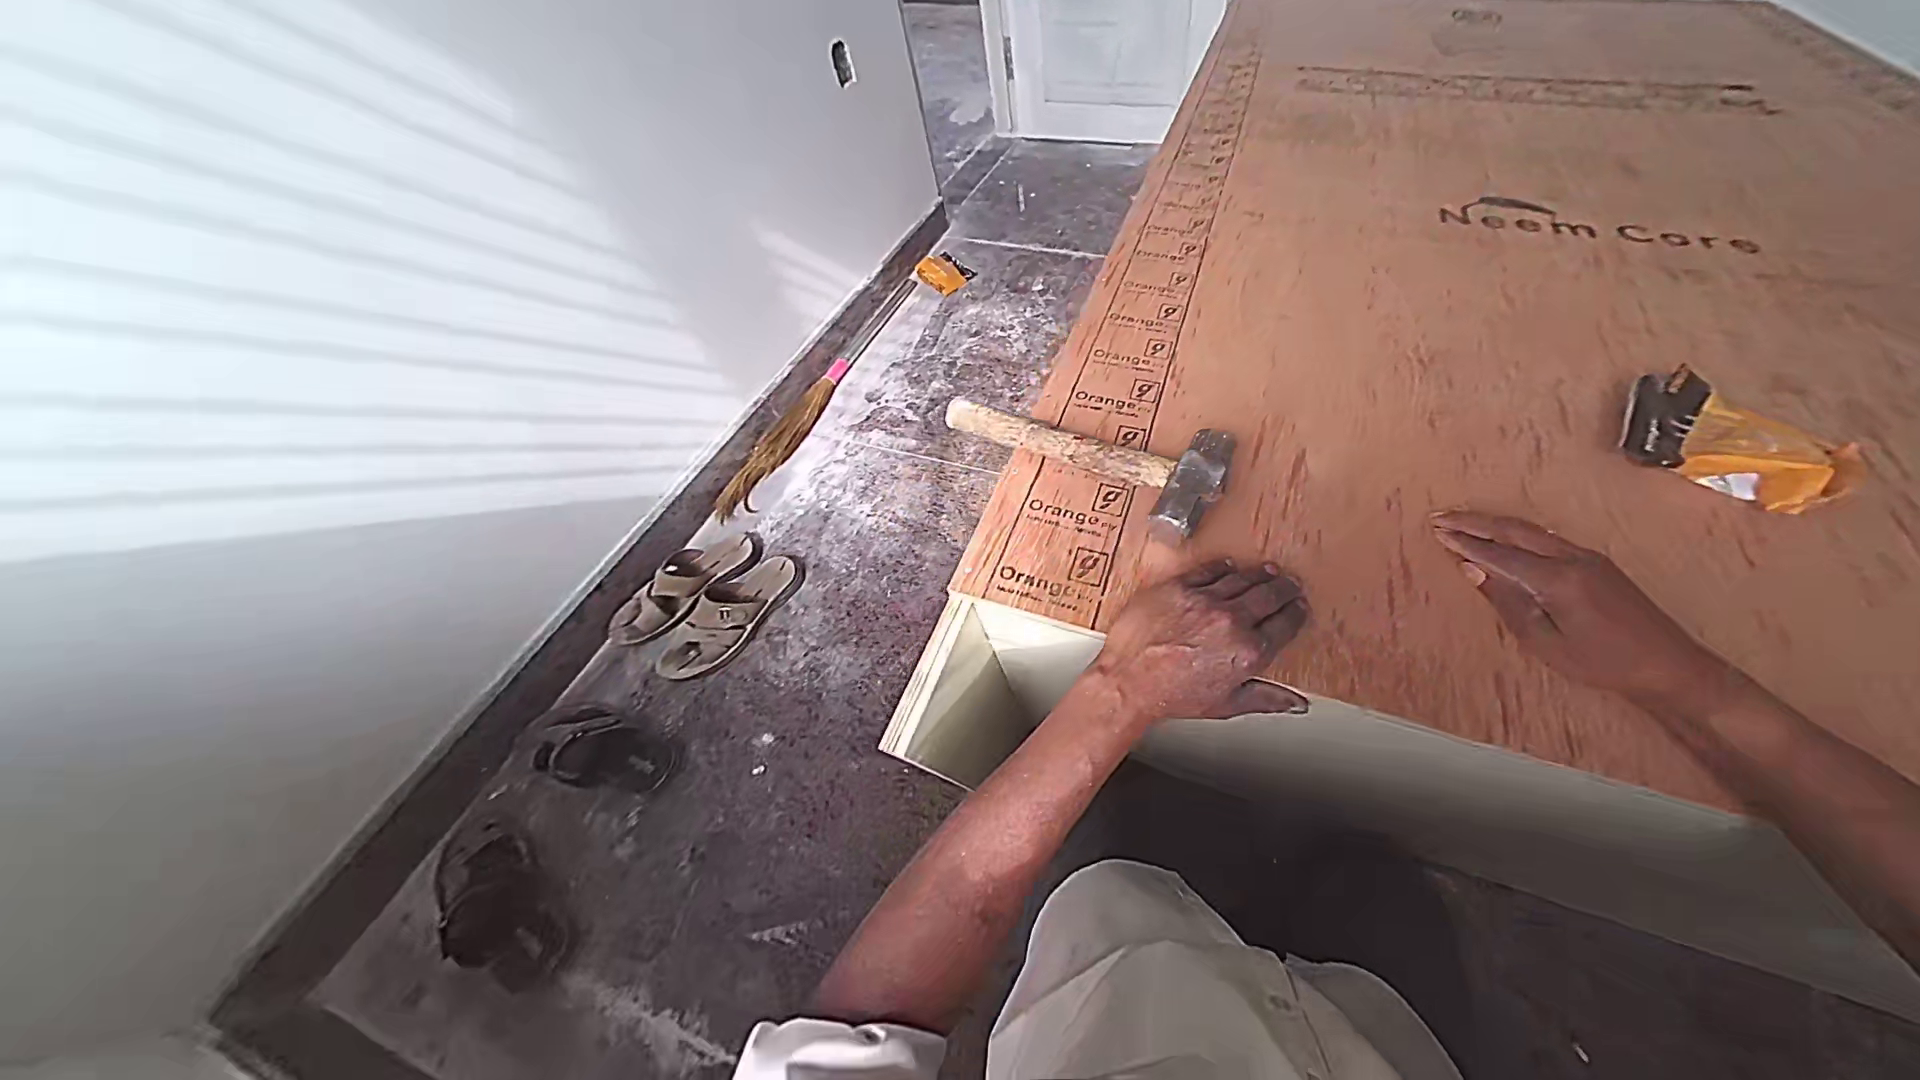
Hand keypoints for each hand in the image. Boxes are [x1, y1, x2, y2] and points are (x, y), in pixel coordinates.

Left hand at [1089, 559, 1309, 722]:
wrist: (1129, 680)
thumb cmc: (1170, 694)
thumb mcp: (1226, 703)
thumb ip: (1266, 698)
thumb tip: (1295, 702)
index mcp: (1249, 651)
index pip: (1286, 622)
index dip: (1296, 612)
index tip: (1298, 607)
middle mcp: (1230, 621)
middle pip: (1270, 594)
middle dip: (1284, 588)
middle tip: (1288, 584)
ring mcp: (1203, 601)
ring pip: (1241, 578)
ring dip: (1257, 574)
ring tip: (1265, 572)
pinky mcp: (1177, 587)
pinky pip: (1208, 569)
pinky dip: (1222, 567)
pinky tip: (1228, 567)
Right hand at [1430, 511, 1730, 707]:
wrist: (1671, 667)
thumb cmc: (1600, 662)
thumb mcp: (1542, 641)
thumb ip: (1505, 601)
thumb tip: (1471, 569)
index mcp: (1558, 579)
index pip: (1499, 554)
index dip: (1465, 543)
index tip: (1437, 532)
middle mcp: (1574, 560)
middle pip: (1515, 531)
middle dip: (1474, 522)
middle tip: (1440, 517)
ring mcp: (1588, 558)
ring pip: (1532, 531)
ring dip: (1494, 524)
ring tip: (1462, 521)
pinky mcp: (1596, 564)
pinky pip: (1546, 539)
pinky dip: (1515, 533)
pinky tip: (1502, 535)